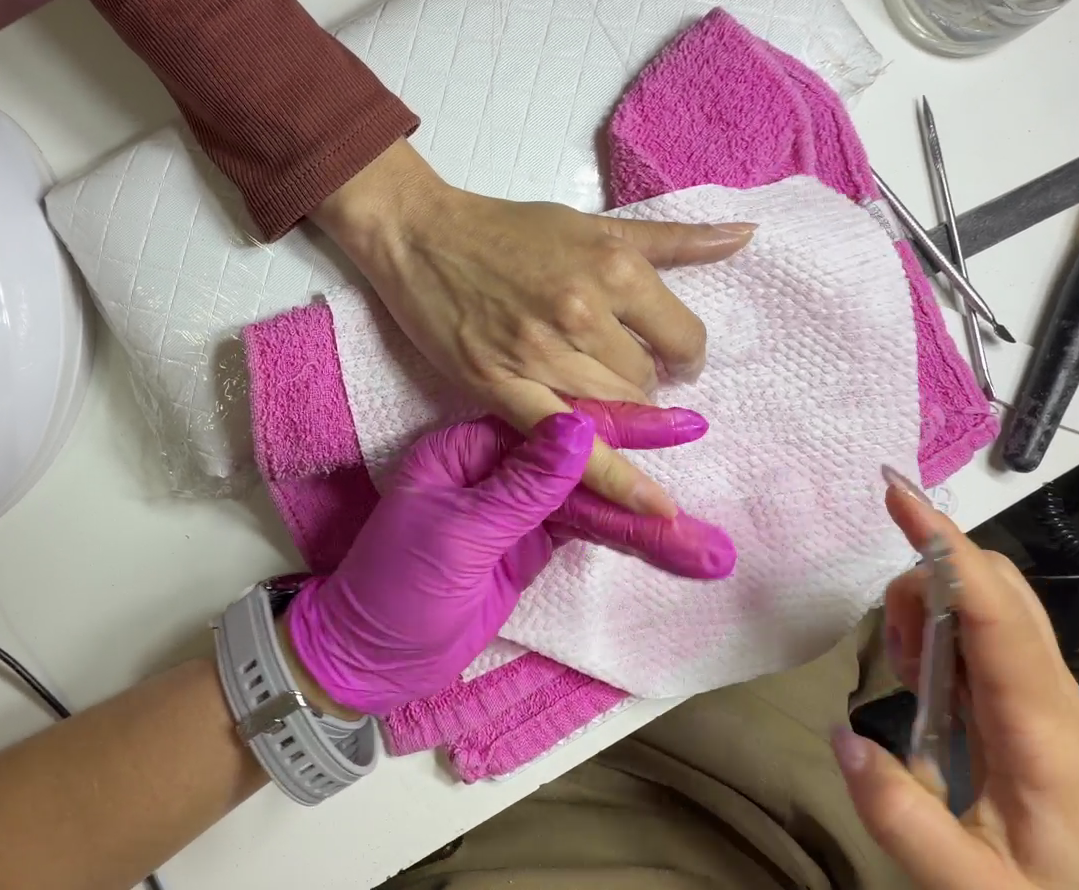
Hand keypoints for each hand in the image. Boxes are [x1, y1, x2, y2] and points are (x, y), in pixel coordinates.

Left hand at [286, 406, 733, 715]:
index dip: (615, 426)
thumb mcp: (460, 534)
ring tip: (707, 544)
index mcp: (467, 448)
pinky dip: (625, 540)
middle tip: (708, 474)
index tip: (679, 422)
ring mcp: (515, 508)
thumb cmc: (398, 587)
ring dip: (645, 523)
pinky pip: (584, 532)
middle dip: (643, 480)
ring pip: (590, 503)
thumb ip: (523, 485)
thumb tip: (581, 427)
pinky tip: (671, 545)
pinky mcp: (528, 543)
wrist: (371, 656)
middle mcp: (495, 467)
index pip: (550, 426)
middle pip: (580, 464)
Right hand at [312, 140, 752, 518]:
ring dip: (610, 409)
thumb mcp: (593, 225)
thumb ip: (672, 239)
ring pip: (614, 411)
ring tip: (580, 388)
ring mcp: (543, 355)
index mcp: (615, 269)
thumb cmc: (505, 228)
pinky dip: (614, 477)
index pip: (683, 339)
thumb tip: (744, 237)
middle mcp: (586, 314)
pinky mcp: (502, 387)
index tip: (662, 353)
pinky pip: (569, 442)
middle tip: (605, 365)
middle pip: (646, 382)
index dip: (680, 353)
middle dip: (637, 380)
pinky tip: (655, 505)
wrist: (422, 237)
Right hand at [832, 471, 1078, 889]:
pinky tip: (920, 684)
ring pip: (988, 605)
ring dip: (928, 612)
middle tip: (892, 647)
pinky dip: (936, 634)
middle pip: (999, 587)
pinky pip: (982, 637)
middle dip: (929, 579)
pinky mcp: (1031, 709)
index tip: (895, 492)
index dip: (944, 544)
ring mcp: (1045, 700)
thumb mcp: (973, 887)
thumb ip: (902, 818)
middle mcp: (1052, 698)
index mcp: (1044, 729)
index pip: (995, 611)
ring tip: (903, 678)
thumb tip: (838, 733)